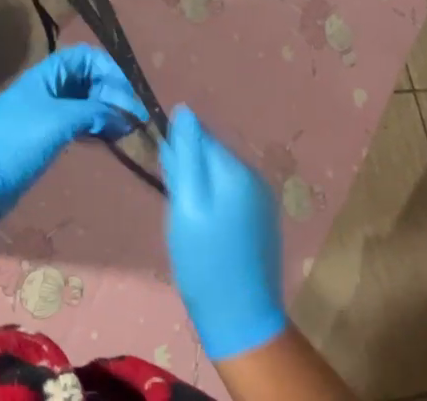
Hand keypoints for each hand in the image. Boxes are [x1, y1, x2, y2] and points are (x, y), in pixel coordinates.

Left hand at [0, 47, 147, 226]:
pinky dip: (96, 126)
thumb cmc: (20, 141)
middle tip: (134, 116)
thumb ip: (95, 111)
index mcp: (47, 75)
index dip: (109, 70)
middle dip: (112, 92)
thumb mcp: (61, 120)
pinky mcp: (47, 135)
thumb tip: (126, 114)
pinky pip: (78, 122)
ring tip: (128, 128)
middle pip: (87, 79)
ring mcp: (47, 112)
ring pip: (84, 102)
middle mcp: (48, 88)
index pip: (85, 57)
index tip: (128, 93)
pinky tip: (111, 137)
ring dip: (107, 111)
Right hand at [161, 106, 287, 359]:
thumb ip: (185, 157)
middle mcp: (256, 178)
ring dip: (200, 183)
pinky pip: (232, 193)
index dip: (179, 148)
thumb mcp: (186, 204)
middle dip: (189, 166)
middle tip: (172, 197)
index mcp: (236, 171)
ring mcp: (263, 200)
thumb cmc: (204, 259)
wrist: (241, 316)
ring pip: (221, 174)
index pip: (202, 137)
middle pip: (213, 154)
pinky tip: (202, 223)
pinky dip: (213, 199)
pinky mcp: (262, 220)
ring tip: (183, 212)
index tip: (164, 171)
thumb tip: (184, 111)